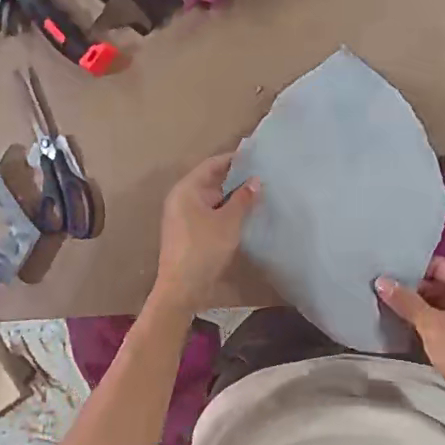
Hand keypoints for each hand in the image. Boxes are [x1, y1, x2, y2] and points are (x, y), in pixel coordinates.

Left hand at [154, 153, 257, 313]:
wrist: (182, 288)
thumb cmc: (204, 249)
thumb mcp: (229, 222)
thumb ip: (243, 199)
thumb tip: (256, 181)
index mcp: (186, 189)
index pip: (212, 165)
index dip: (234, 159)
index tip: (257, 156)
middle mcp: (181, 199)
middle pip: (211, 182)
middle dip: (235, 180)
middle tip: (263, 177)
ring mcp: (182, 218)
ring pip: (211, 201)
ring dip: (231, 199)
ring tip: (258, 195)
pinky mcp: (187, 234)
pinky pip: (208, 216)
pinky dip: (224, 214)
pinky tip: (243, 217)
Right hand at [375, 258, 444, 440]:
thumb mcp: (433, 326)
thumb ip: (406, 301)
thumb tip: (381, 280)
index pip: (438, 267)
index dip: (411, 268)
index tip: (382, 269)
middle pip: (435, 284)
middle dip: (408, 288)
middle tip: (374, 287)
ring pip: (434, 303)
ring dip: (411, 306)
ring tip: (378, 301)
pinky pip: (437, 319)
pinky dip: (419, 320)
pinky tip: (394, 320)